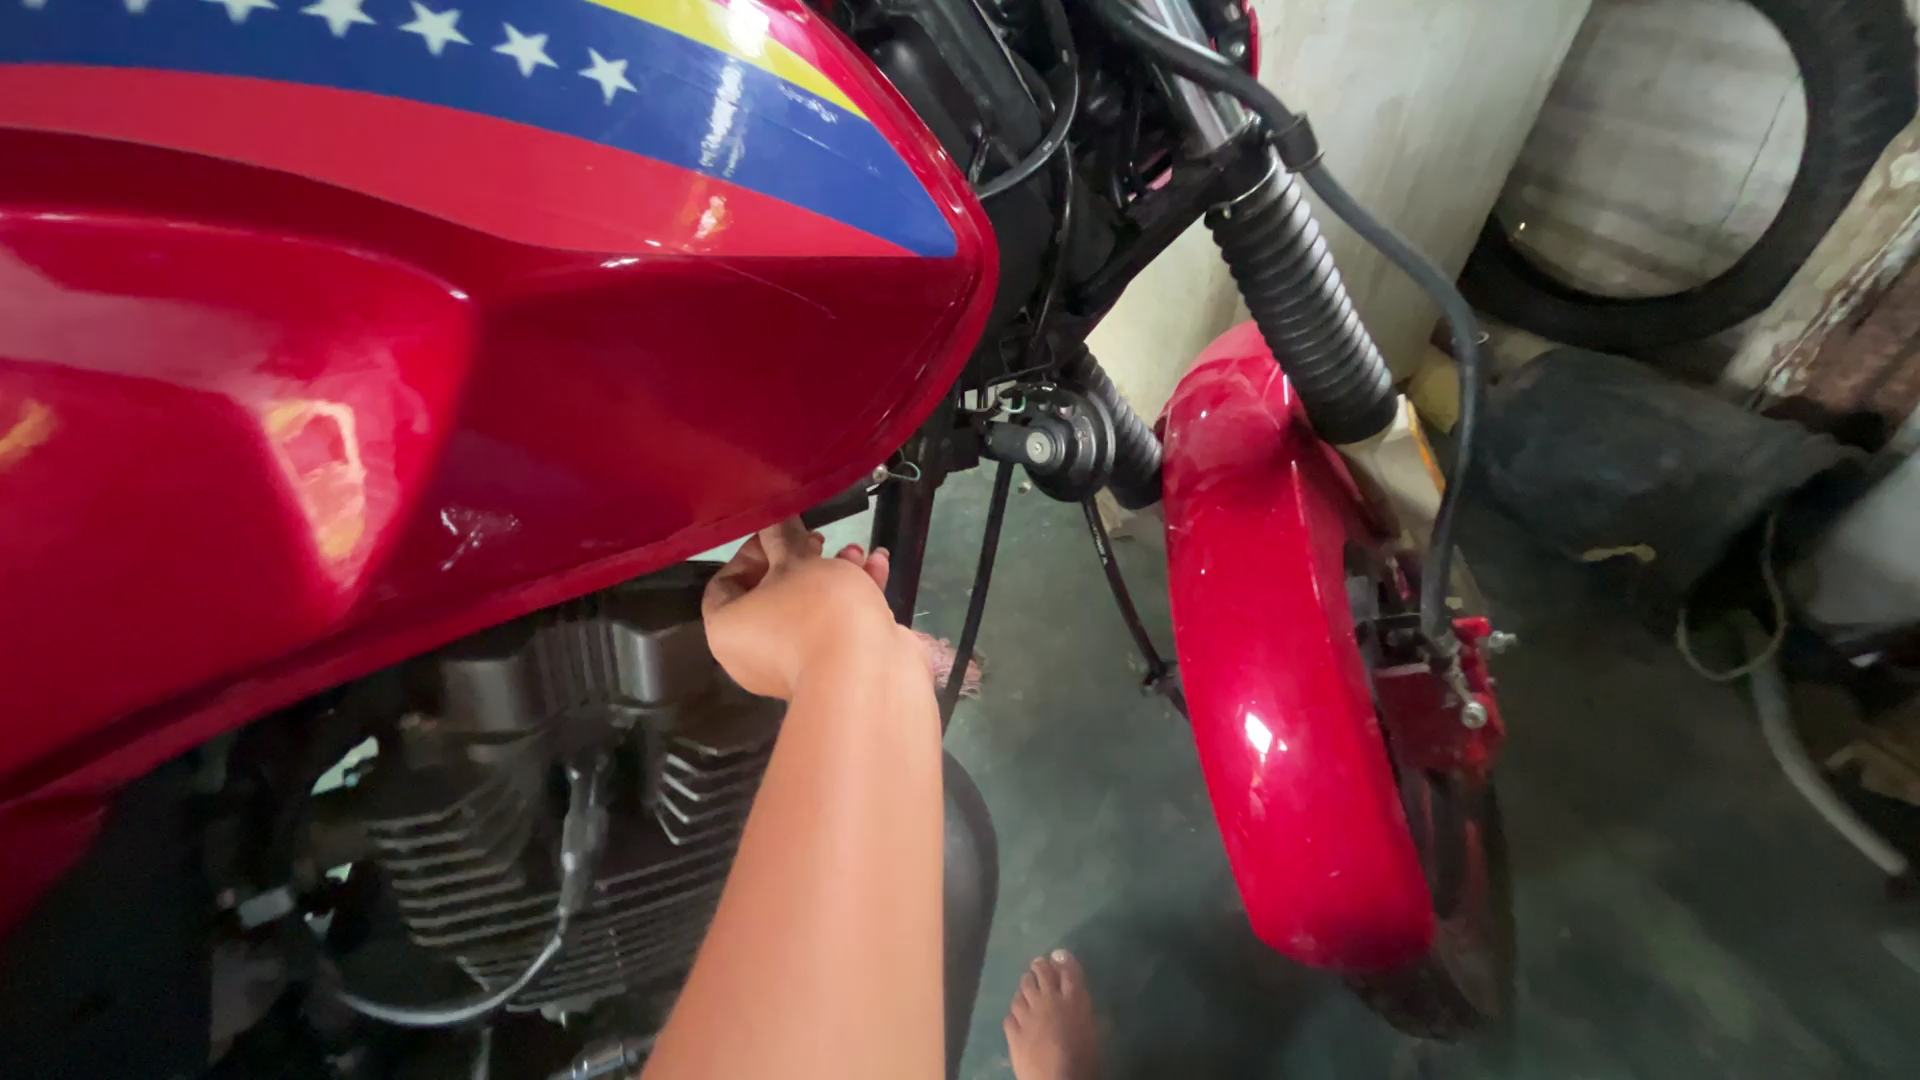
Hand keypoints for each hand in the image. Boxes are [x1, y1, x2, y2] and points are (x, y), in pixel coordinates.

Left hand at [702, 518, 899, 699]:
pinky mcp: (836, 667)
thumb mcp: (797, 561)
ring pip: (812, 607)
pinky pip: (837, 624)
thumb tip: (776, 522)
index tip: (782, 533)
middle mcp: (755, 653)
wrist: (867, 673)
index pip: (726, 584)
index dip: (753, 551)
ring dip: (836, 573)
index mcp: (729, 630)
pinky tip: (878, 568)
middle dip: (804, 559)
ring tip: (858, 552)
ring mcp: (798, 664)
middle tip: (822, 540)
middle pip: (774, 593)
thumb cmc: (816, 610)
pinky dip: (854, 596)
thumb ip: (784, 537)